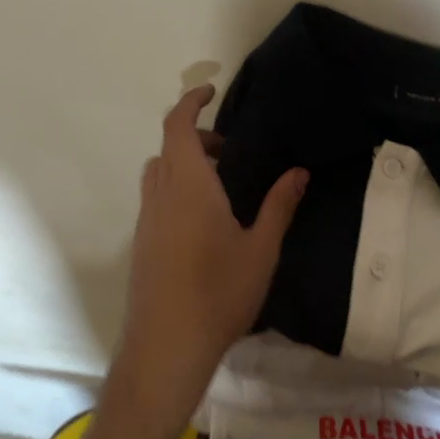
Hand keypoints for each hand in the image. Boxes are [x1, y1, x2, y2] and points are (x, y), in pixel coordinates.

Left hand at [107, 85, 307, 432]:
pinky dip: (176, 190)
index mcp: (188, 185)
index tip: (211, 91)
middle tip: (231, 152)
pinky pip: (156, 199)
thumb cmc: (219, 293)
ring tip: (220, 186)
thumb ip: (279, 205)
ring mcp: (146, 220)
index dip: (191, 102)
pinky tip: (203, 223)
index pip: (178, 125)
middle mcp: (161, 195)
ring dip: (184, 165)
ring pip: (159, 174)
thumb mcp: (261, 249)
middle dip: (197, 138)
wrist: (166, 346)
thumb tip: (298, 171)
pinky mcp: (140, 245)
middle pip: (169, 148)